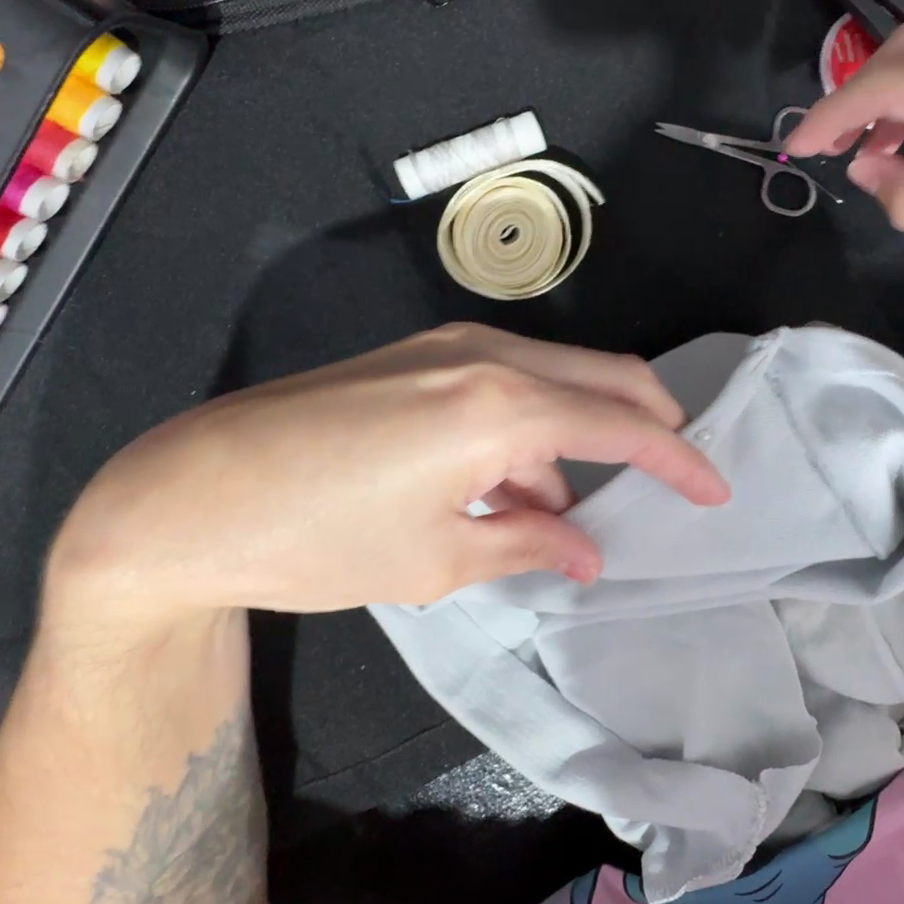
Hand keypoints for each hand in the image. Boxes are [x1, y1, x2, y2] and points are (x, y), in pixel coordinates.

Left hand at [45, 325, 729, 630]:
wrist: (189, 496)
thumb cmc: (319, 540)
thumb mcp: (438, 560)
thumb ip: (531, 544)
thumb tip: (588, 550)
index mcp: (502, 408)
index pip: (622, 425)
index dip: (678, 461)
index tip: (714, 491)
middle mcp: (487, 355)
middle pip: (607, 374)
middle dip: (650, 421)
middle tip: (671, 474)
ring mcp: (451, 344)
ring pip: (560, 373)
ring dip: (580, 431)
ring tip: (554, 509)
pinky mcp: (422, 352)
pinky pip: (510, 378)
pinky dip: (533, 423)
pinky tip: (505, 481)